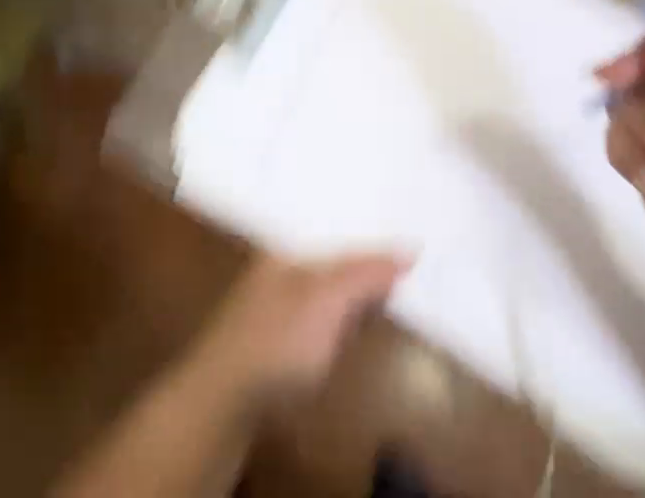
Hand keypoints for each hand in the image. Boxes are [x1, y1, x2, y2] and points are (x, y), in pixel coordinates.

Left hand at [189, 253, 410, 404]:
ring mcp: (276, 314)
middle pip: (335, 268)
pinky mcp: (279, 349)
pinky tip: (361, 329)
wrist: (225, 401)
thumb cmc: (276, 342)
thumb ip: (364, 273)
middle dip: (370, 269)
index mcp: (286, 256)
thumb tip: (409, 250)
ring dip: (359, 297)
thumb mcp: (325, 300)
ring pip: (328, 297)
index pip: (343, 244)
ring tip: (400, 295)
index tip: (420, 252)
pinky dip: (346, 324)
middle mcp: (279, 277)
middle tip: (418, 269)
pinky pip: (322, 325)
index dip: (380, 251)